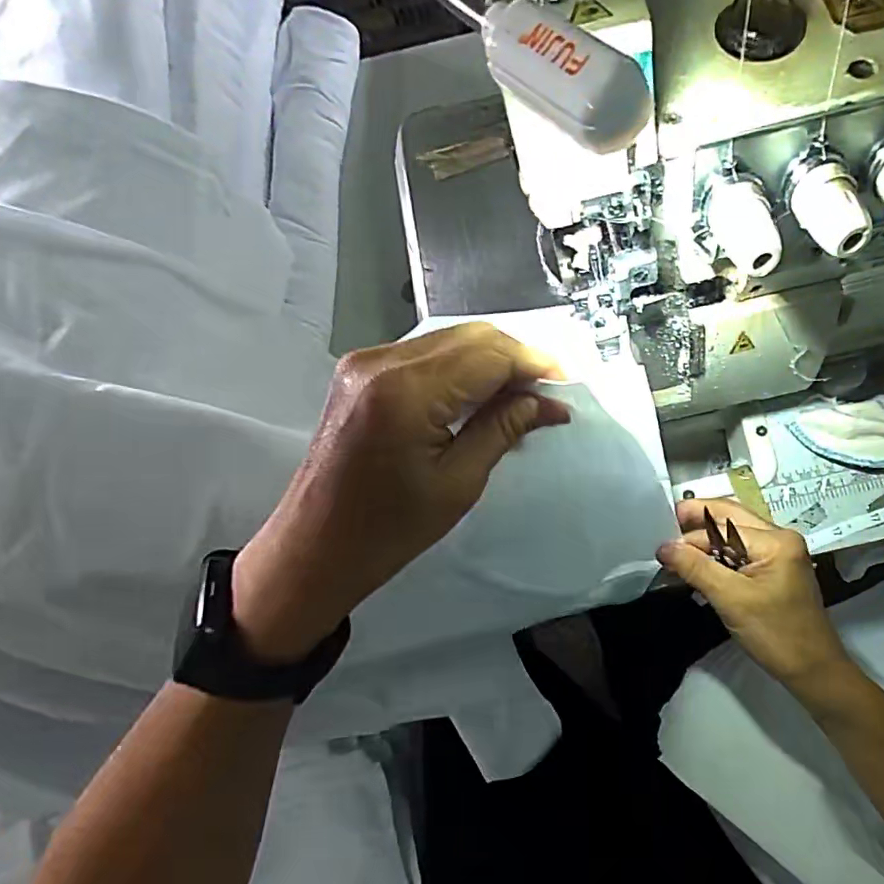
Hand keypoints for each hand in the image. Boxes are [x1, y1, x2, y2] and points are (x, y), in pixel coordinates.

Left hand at [231, 323, 569, 662]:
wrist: (316, 546)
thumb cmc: (389, 529)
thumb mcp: (458, 483)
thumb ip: (503, 429)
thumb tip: (548, 404)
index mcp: (406, 392)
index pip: (488, 355)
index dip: (534, 364)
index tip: (567, 386)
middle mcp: (382, 362)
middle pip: (470, 336)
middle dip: (517, 358)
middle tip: (549, 393)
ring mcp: (365, 362)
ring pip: (450, 339)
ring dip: (492, 361)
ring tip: (523, 396)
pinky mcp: (360, 372)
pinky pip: (427, 353)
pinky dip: (463, 367)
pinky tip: (483, 395)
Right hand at [656, 498, 850, 686]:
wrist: (813, 669)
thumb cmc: (776, 635)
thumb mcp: (731, 600)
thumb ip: (696, 568)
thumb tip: (664, 546)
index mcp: (776, 540)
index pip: (721, 525)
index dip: (689, 536)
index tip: (660, 548)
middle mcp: (781, 538)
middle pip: (730, 518)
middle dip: (696, 524)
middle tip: (664, 533)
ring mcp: (781, 552)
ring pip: (735, 533)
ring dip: (706, 540)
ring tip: (676, 550)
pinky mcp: (777, 568)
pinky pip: (743, 550)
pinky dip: (720, 554)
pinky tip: (700, 564)